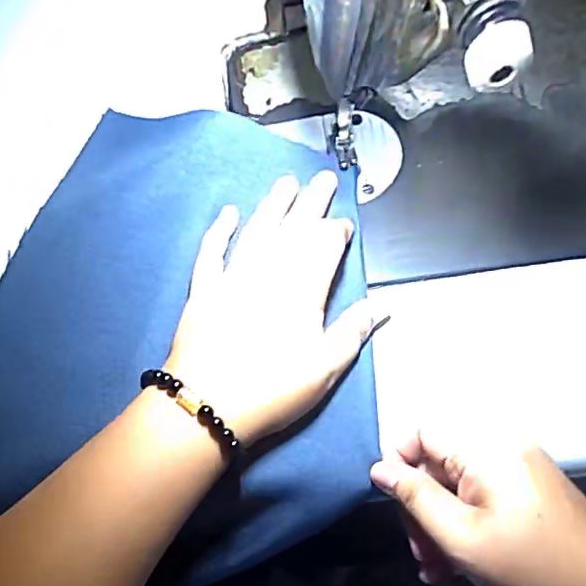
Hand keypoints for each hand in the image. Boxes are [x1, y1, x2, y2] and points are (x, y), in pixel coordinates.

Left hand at [162, 172, 379, 441]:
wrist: (208, 405)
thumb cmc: (271, 391)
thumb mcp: (324, 368)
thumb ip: (353, 332)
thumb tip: (383, 307)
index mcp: (303, 291)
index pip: (324, 246)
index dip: (336, 232)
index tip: (344, 226)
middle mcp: (268, 273)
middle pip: (294, 228)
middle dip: (311, 203)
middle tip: (322, 180)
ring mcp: (232, 278)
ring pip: (257, 230)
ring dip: (273, 205)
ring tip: (286, 184)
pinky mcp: (203, 291)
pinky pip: (212, 251)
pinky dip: (221, 230)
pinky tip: (229, 214)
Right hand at [369, 430, 585, 585]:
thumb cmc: (526, 565)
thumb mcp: (458, 535)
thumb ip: (414, 497)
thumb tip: (380, 469)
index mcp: (485, 448)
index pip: (422, 433)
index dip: (399, 466)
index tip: (396, 508)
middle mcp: (502, 448)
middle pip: (437, 464)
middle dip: (420, 508)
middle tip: (421, 554)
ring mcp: (518, 470)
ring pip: (456, 487)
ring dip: (438, 525)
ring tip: (436, 568)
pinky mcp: (528, 492)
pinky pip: (480, 499)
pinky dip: (463, 527)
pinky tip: (455, 565)